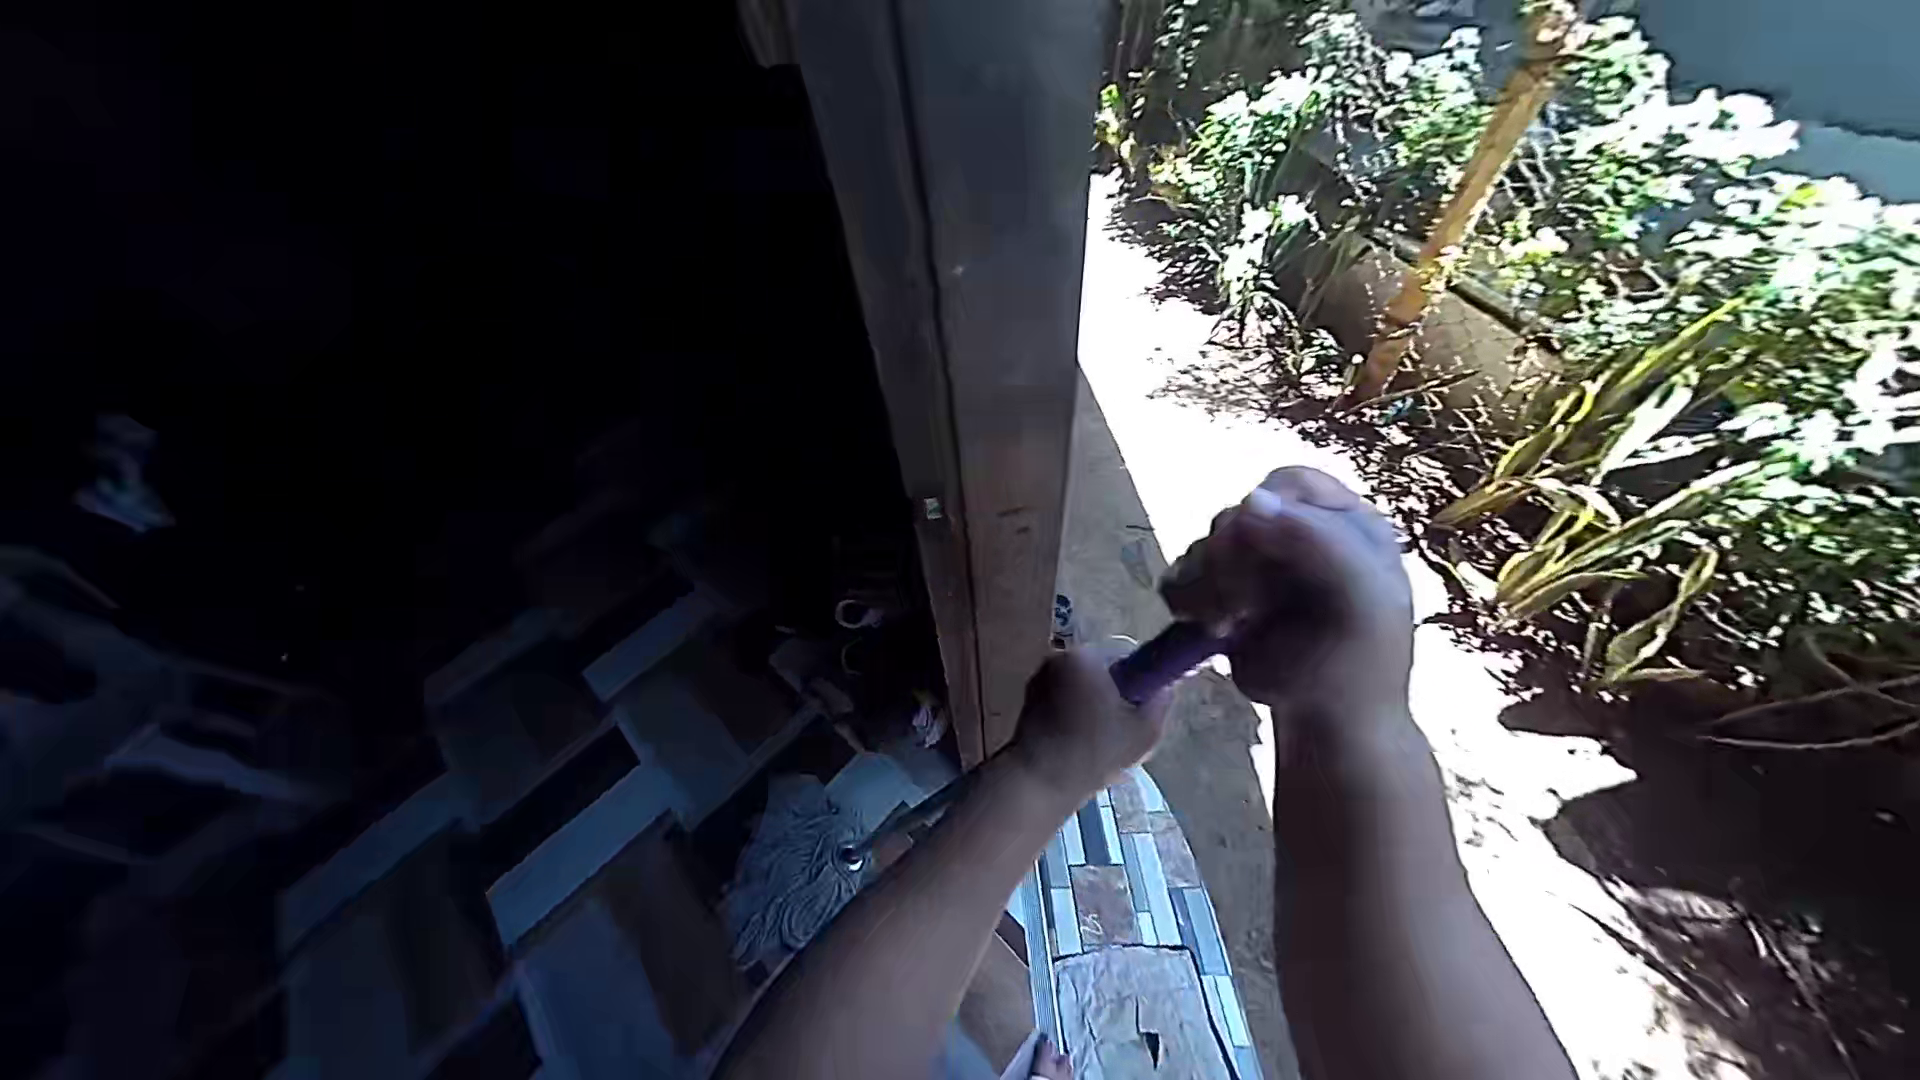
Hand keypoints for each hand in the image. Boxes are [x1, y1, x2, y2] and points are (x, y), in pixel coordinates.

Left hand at [1007, 645, 1169, 798]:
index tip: (1141, 708)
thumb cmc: (1095, 751)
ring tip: (1101, 742)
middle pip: (1100, 671)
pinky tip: (1080, 745)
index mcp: (1084, 657)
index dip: (1138, 680)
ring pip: (1080, 688)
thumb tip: (1163, 687)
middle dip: (1114, 695)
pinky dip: (1074, 716)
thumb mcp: (1144, 730)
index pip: (1123, 655)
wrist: (1040, 780)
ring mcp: (1039, 679)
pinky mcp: (1028, 701)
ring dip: (1093, 707)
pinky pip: (1062, 701)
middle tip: (1123, 729)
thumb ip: (1160, 701)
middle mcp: (1057, 659)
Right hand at [1161, 467, 1413, 717]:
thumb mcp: (1361, 598)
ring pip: (1201, 545)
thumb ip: (1319, 541)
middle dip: (1231, 562)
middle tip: (1245, 606)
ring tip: (1224, 625)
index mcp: (1340, 521)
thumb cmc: (1354, 662)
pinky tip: (1204, 625)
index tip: (1260, 559)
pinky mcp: (1215, 588)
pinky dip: (1183, 598)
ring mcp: (1249, 561)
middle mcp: (1291, 533)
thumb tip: (1250, 499)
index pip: (1287, 486)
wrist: (1323, 716)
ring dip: (1205, 586)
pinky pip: (1179, 571)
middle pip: (1234, 515)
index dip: (1268, 516)